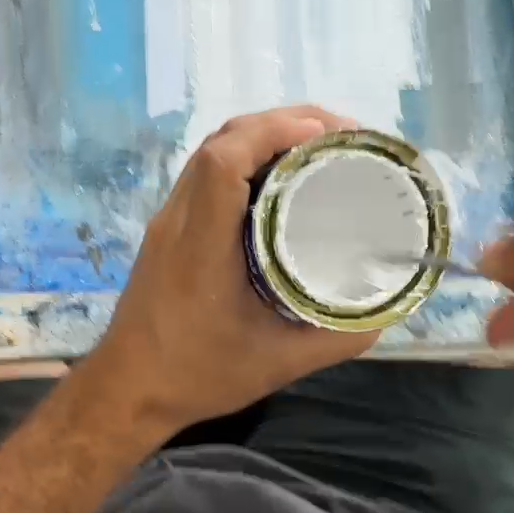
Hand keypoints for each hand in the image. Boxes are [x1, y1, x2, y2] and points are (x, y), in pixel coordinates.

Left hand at [84, 106, 378, 433]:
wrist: (127, 389)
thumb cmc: (197, 375)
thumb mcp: (278, 363)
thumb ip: (337, 337)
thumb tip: (386, 309)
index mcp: (201, 244)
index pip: (223, 161)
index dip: (274, 131)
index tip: (327, 134)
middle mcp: (177, 221)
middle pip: (220, 142)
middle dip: (281, 123)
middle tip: (339, 136)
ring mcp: (167, 223)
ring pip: (210, 154)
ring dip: (261, 137)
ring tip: (317, 148)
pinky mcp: (167, 233)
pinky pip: (204, 175)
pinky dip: (243, 160)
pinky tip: (278, 180)